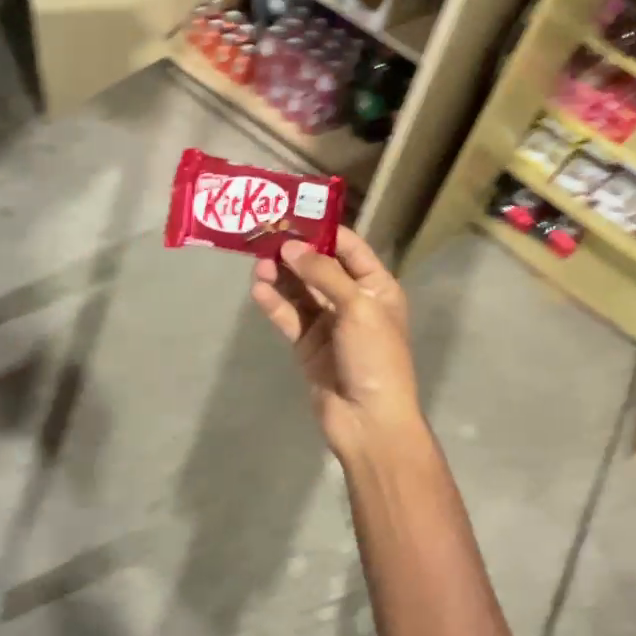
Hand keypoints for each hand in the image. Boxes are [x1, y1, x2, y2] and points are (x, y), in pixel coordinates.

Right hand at [252, 227, 423, 459]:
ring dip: (281, 276)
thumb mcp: (358, 307)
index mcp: (376, 287)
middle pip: (320, 267)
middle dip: (295, 252)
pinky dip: (274, 302)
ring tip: (258, 263)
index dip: (324, 230)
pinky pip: (288, 316)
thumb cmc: (375, 356)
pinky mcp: (307, 345)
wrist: (370, 421)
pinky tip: (258, 290)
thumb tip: (291, 247)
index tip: (294, 214)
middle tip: (265, 235)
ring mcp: (328, 324)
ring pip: (300, 291)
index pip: (349, 248)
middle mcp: (352, 300)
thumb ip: (324, 274)